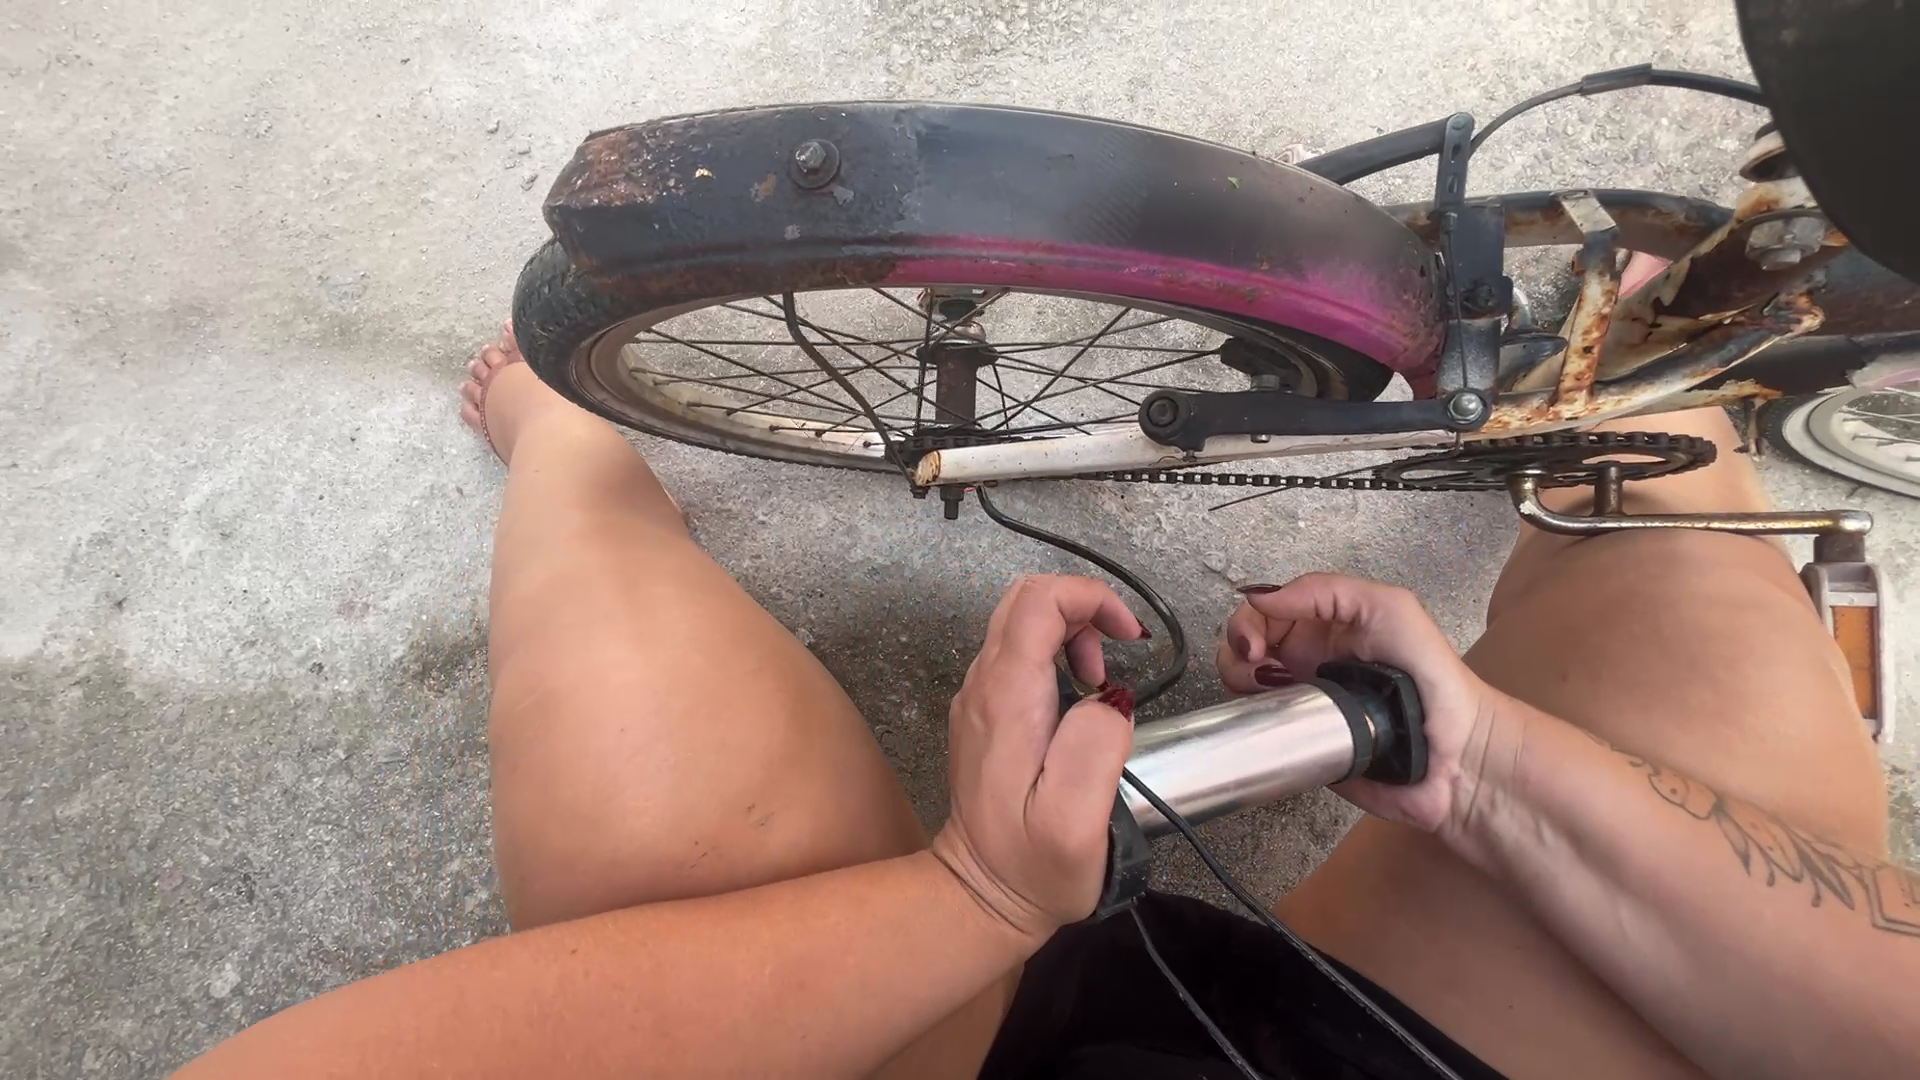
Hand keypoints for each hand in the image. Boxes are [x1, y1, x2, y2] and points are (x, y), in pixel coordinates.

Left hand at [930, 575, 1148, 944]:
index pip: (1037, 600)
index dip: (1090, 598)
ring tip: (1099, 681)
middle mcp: (983, 683)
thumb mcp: (1074, 821)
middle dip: (1081, 607)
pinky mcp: (985, 708)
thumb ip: (1096, 746)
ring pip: (1020, 619)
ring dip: (1070, 631)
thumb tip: (1109, 696)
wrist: (978, 893)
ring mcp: (979, 693)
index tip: (1129, 638)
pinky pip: (1017, 650)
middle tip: (1116, 655)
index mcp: (1006, 697)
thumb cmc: (1031, 865)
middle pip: (1025, 598)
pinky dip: (1056, 653)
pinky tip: (1077, 697)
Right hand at [1214, 573, 1514, 836]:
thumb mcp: (1388, 607)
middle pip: (1241, 644)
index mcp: (1319, 626)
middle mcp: (1301, 659)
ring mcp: (1296, 699)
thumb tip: (1258, 597)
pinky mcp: (1296, 737)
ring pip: (1239, 681)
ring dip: (1237, 680)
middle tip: (1259, 670)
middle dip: (1236, 652)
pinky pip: (1256, 724)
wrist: (1453, 753)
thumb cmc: (1430, 677)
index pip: (1263, 612)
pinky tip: (1264, 717)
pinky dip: (1246, 717)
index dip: (1247, 623)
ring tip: (1265, 691)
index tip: (1254, 646)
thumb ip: (1324, 590)